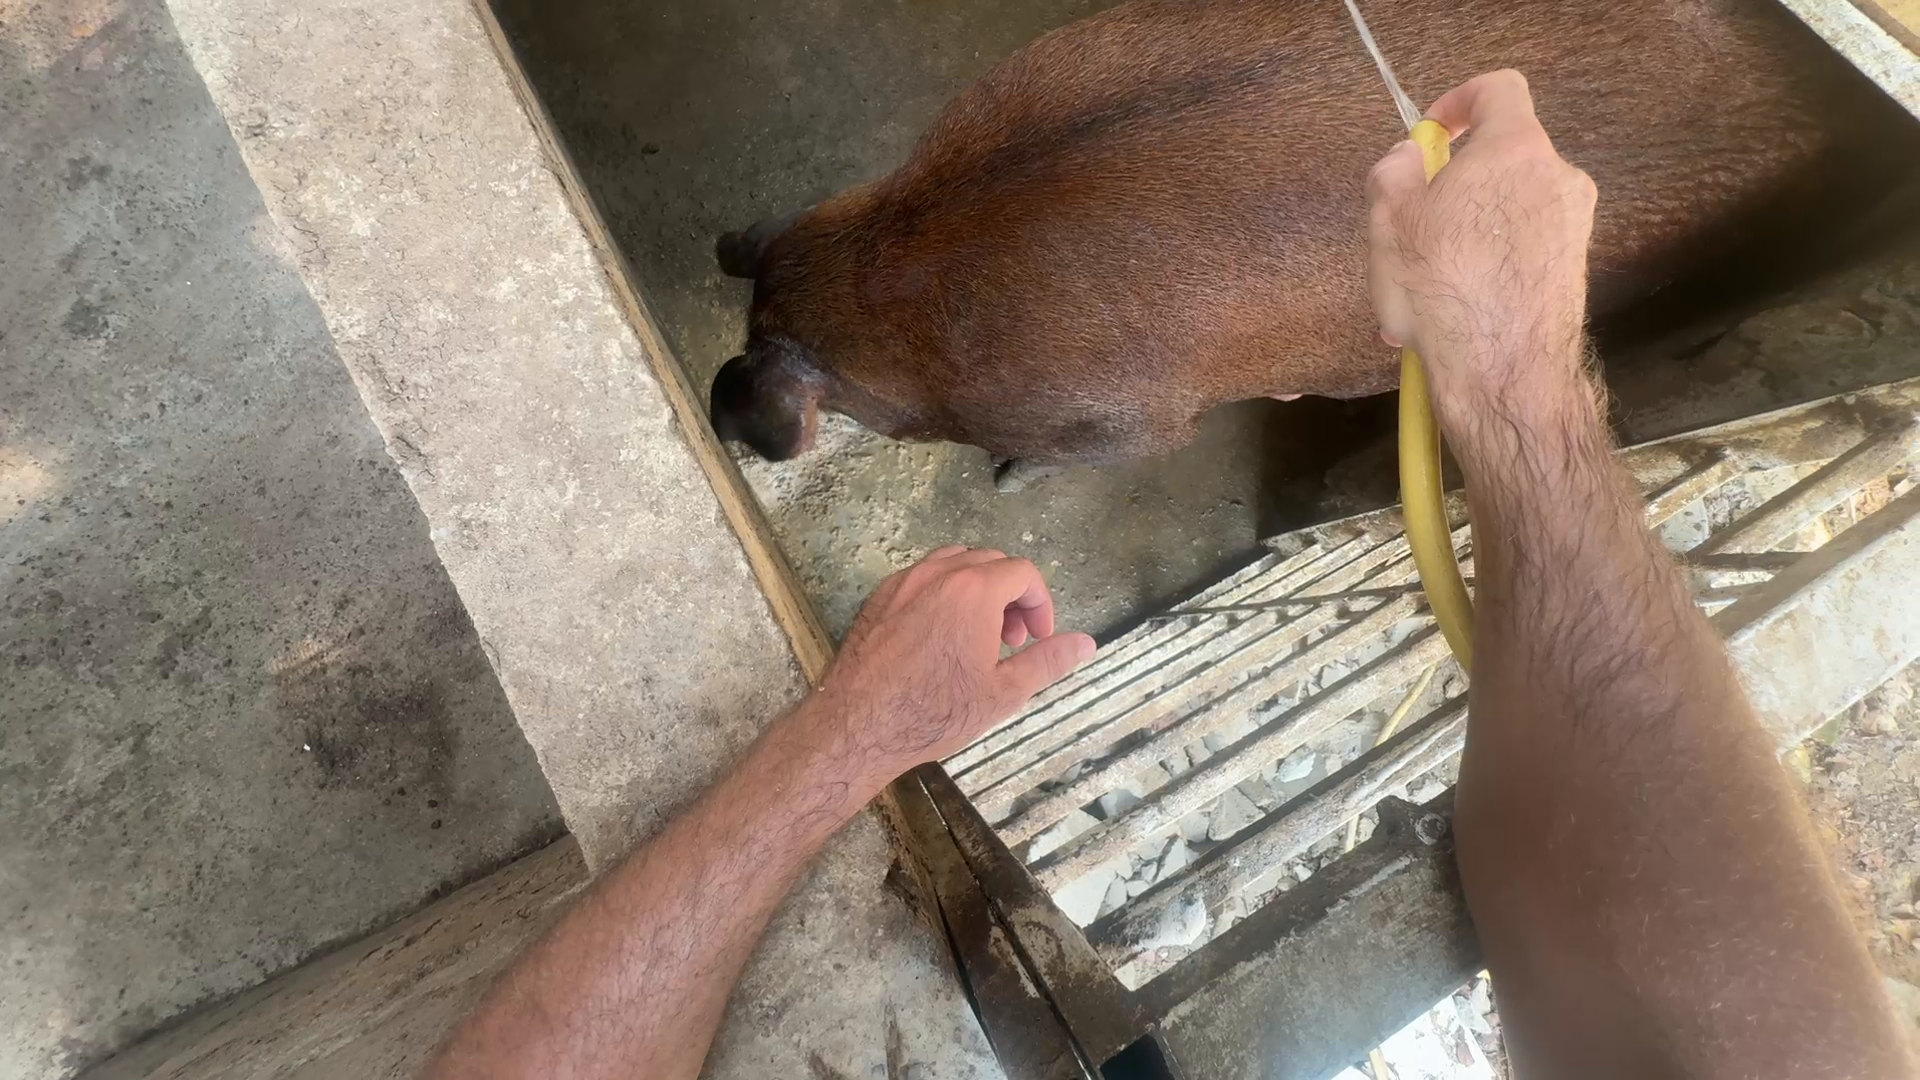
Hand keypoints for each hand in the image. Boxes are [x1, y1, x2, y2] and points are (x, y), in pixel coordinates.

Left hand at [807, 545, 1095, 786]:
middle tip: (1011, 639)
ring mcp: (904, 580)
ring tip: (977, 634)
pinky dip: (943, 592)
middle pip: (990, 562)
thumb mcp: (1004, 692)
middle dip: (1011, 595)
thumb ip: (1049, 661)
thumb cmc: (933, 711)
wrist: (859, 724)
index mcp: (974, 590)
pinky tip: (938, 636)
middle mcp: (938, 573)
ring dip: (977, 588)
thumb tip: (1087, 643)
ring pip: (954, 563)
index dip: (1040, 603)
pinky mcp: (879, 595)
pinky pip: (922, 576)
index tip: (1037, 637)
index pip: (1023, 572)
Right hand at [1366, 70, 1597, 428]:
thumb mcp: (1389, 226)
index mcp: (1512, 150)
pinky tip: (1449, 312)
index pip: (1497, 89)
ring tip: (1420, 294)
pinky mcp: (1569, 264)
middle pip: (1497, 161)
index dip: (1458, 102)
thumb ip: (1391, 176)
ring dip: (1459, 238)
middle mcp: (1555, 174)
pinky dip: (1481, 268)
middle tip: (1408, 235)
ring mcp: (1571, 221)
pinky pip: (1516, 250)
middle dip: (1449, 191)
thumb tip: (1406, 157)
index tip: (1427, 136)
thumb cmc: (1439, 286)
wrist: (1499, 364)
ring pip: (1503, 212)